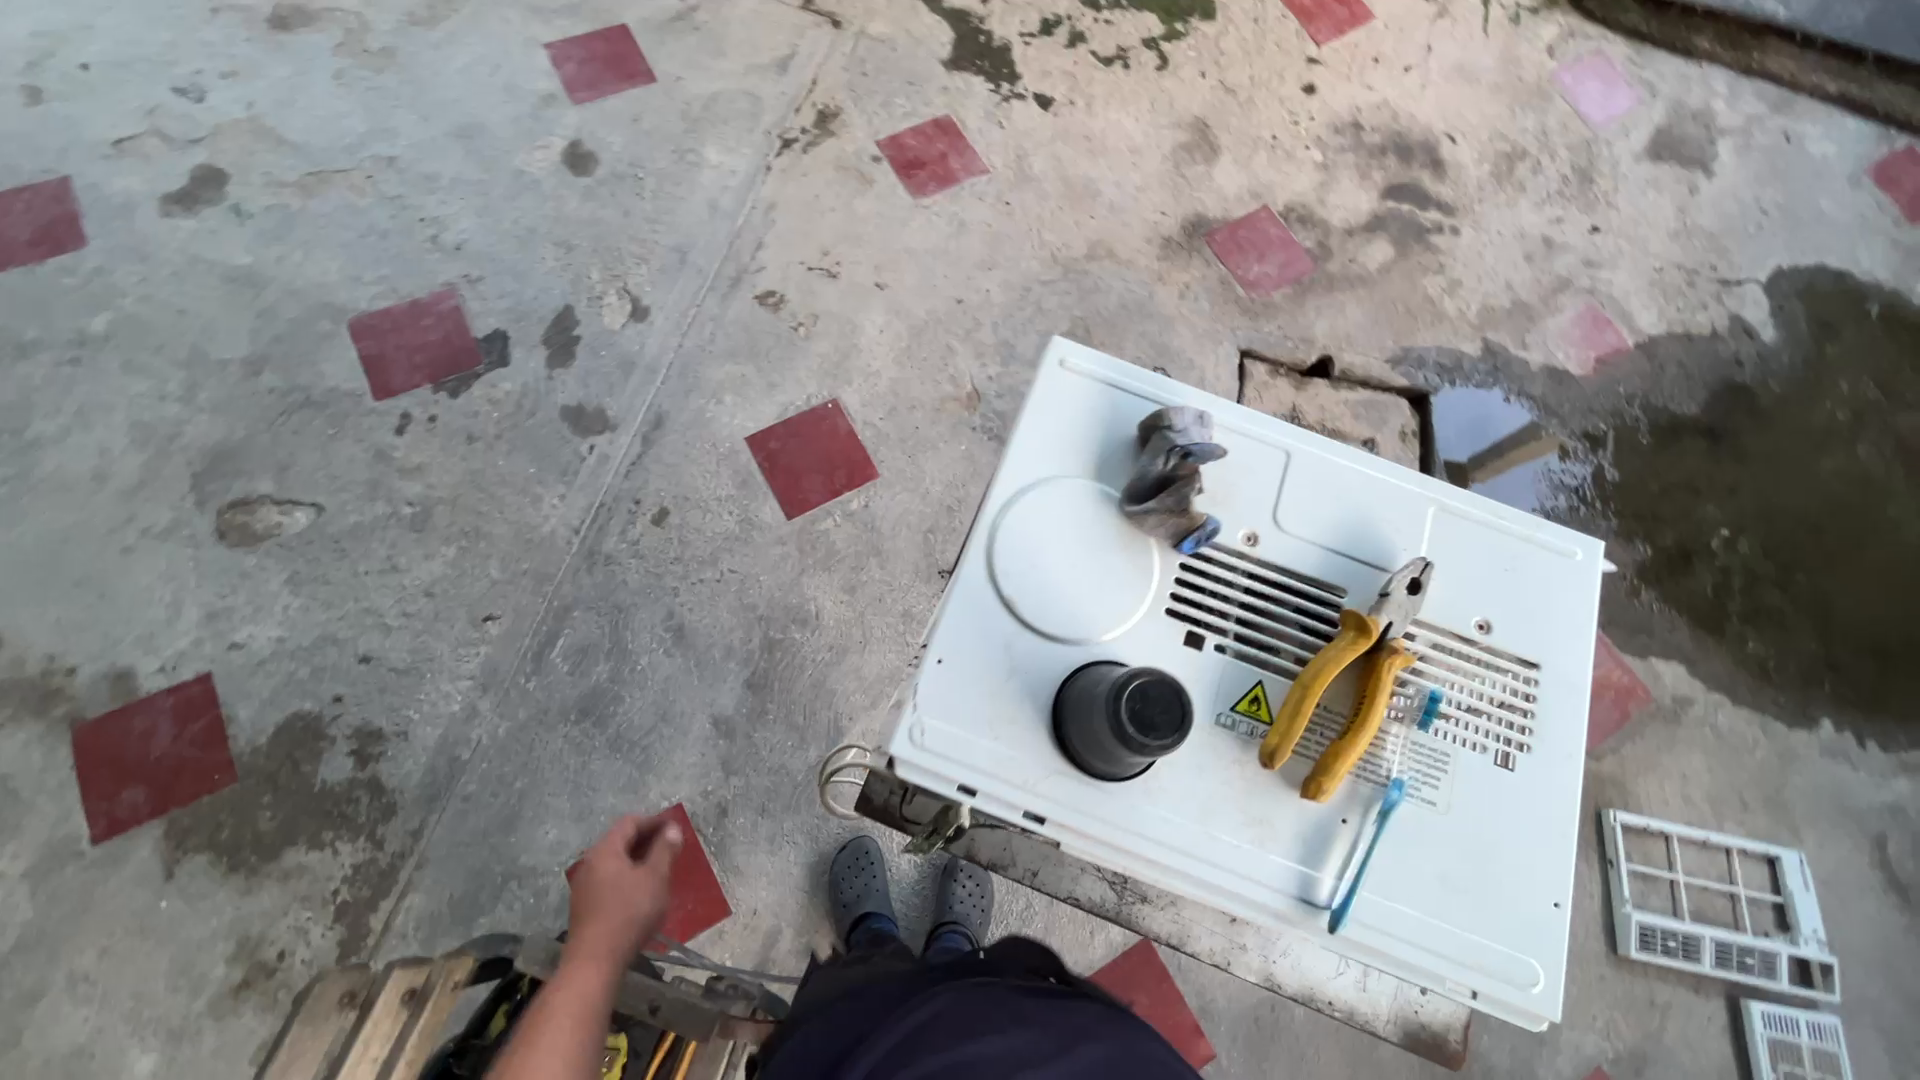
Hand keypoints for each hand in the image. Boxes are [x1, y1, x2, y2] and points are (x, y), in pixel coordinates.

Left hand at [563, 813, 682, 973]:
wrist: (595, 961)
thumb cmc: (629, 913)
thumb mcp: (655, 878)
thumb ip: (664, 849)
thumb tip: (672, 828)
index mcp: (605, 850)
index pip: (630, 822)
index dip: (654, 821)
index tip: (675, 826)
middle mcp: (590, 863)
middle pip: (620, 840)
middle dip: (647, 840)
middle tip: (671, 845)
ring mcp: (584, 885)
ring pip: (615, 862)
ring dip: (638, 859)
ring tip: (660, 867)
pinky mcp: (585, 906)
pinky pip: (610, 879)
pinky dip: (628, 876)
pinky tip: (642, 890)